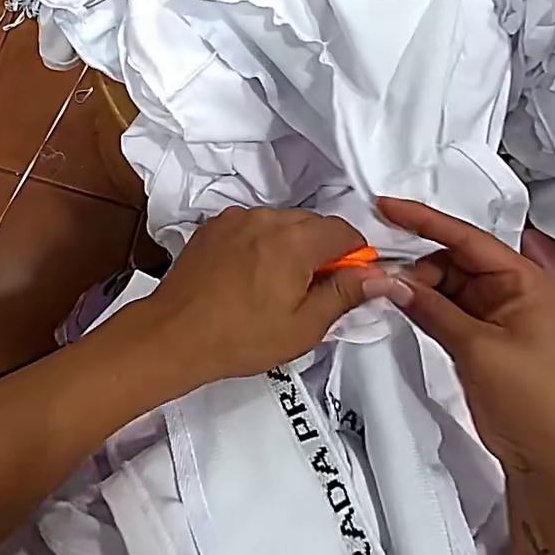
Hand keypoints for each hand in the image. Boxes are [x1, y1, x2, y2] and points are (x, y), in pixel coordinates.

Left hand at [122, 207, 395, 386]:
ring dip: (291, 244)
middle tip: (310, 289)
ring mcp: (239, 217)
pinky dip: (262, 241)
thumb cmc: (241, 337)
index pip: (344, 230)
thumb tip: (382, 275)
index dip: (354, 255)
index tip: (347, 280)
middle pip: (313, 224)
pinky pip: (254, 224)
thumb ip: (345, 293)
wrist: (173, 335)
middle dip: (322, 250)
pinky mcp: (216, 223)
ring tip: (275, 283)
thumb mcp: (303, 326)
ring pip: (283, 222)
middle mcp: (269, 218)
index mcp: (295, 240)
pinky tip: (249, 273)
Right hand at [378, 198, 554, 477]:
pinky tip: (408, 311)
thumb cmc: (542, 406)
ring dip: (421, 289)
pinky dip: (429, 310)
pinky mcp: (490, 342)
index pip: (466, 237)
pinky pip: (452, 312)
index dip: (423, 220)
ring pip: (450, 286)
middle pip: (455, 260)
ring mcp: (501, 318)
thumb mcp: (479, 349)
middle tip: (384, 273)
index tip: (389, 208)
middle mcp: (514, 292)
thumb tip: (396, 282)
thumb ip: (433, 309)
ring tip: (391, 295)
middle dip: (419, 264)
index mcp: (524, 280)